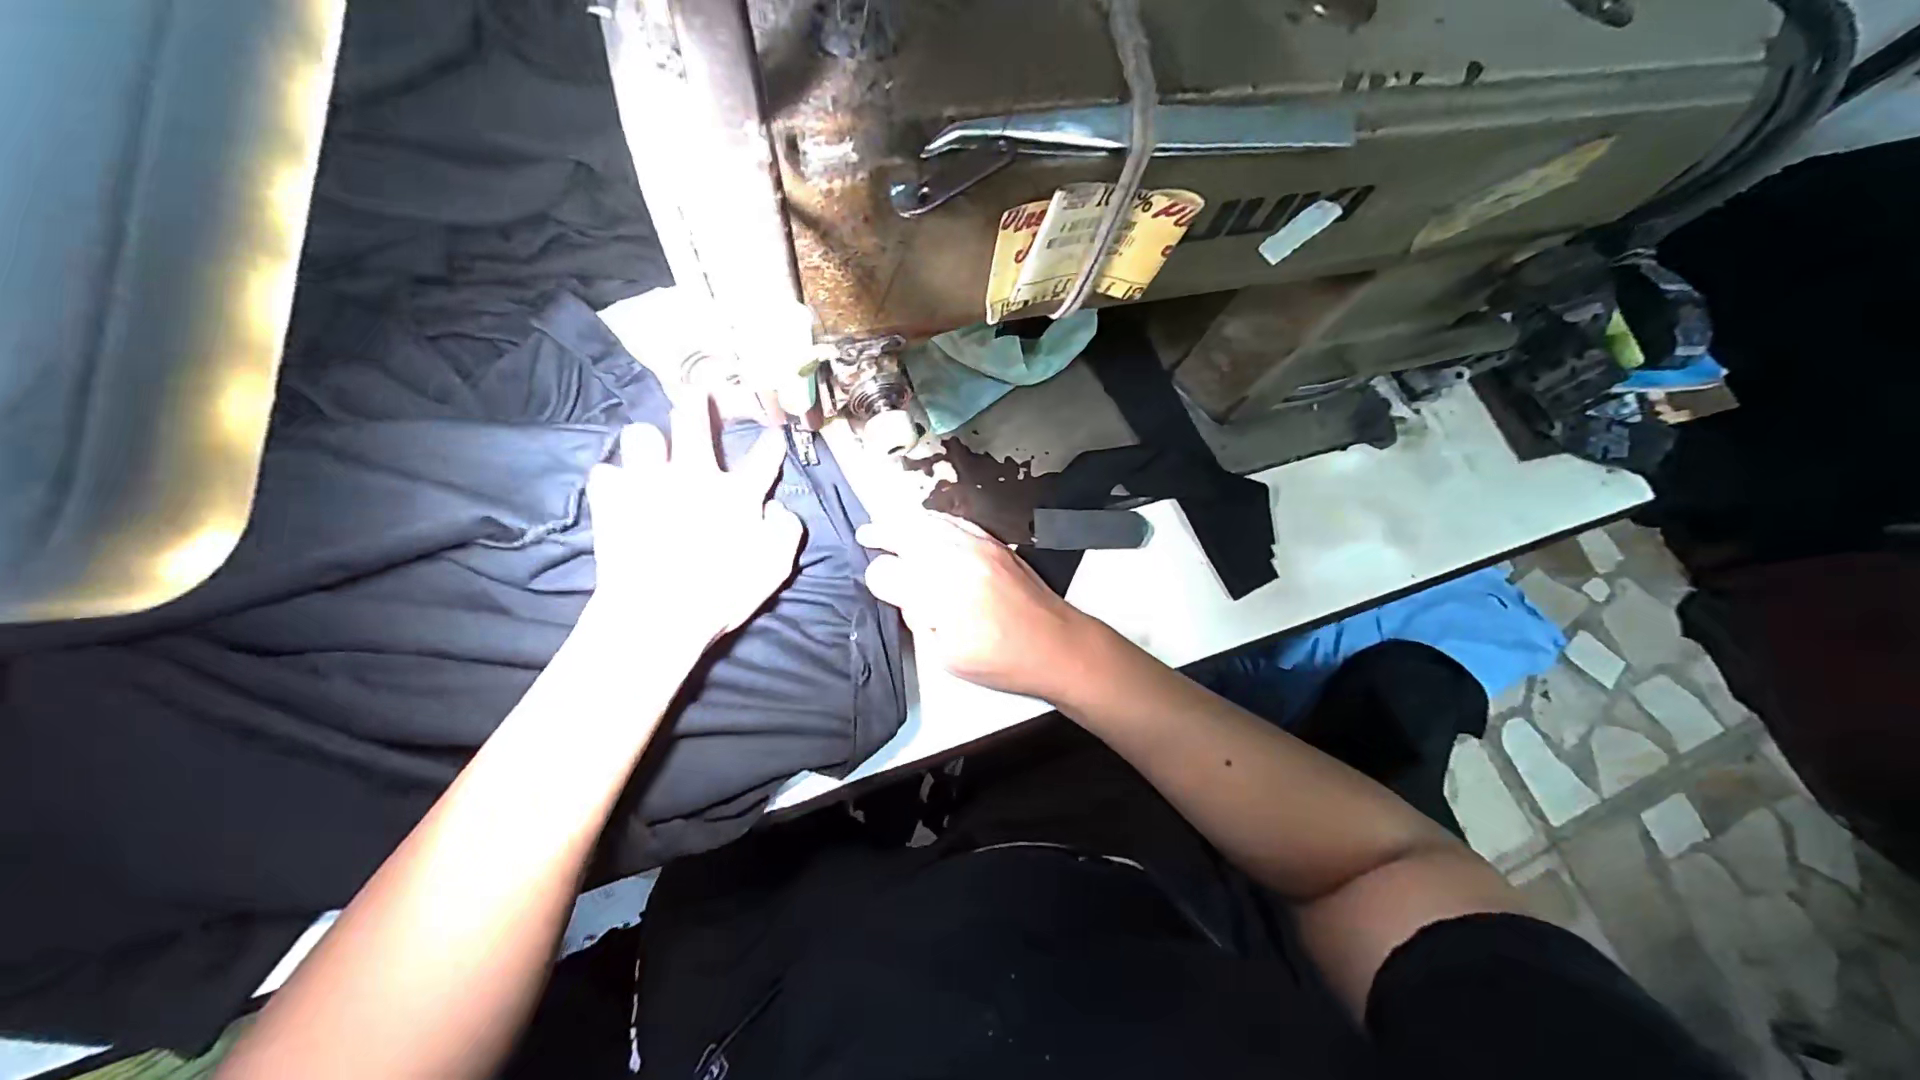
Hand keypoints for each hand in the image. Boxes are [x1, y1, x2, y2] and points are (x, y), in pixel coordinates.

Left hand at [585, 394, 803, 654]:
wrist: (659, 612)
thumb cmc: (723, 593)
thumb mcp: (775, 568)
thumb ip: (787, 531)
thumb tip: (777, 508)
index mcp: (737, 493)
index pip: (763, 458)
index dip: (771, 443)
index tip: (774, 434)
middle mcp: (693, 476)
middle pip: (693, 422)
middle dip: (696, 401)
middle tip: (695, 391)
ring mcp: (648, 482)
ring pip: (640, 435)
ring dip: (646, 441)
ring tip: (648, 451)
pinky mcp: (611, 499)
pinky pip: (604, 474)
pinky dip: (613, 481)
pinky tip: (617, 491)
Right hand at [857, 511, 1102, 700]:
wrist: (1058, 645)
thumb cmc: (1005, 659)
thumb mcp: (947, 654)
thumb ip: (917, 617)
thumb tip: (900, 590)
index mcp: (944, 590)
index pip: (892, 571)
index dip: (879, 576)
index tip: (877, 582)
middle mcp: (961, 559)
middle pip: (909, 532)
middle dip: (883, 532)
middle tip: (866, 534)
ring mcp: (981, 546)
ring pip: (932, 521)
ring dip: (906, 521)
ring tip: (888, 524)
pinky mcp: (996, 544)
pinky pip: (956, 521)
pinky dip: (934, 519)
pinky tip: (926, 524)